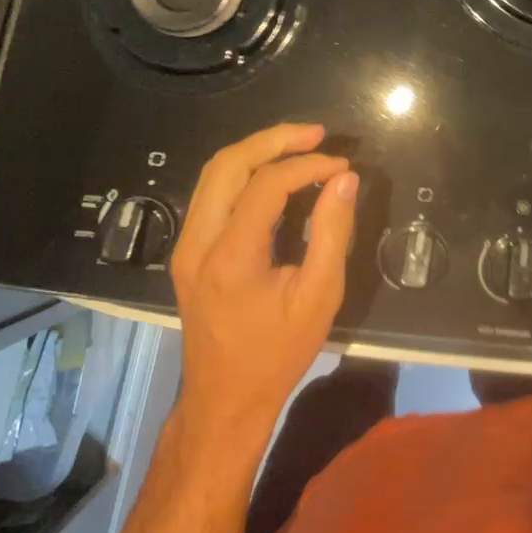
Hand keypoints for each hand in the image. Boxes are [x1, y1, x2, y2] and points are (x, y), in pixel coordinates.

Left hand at [171, 123, 357, 433]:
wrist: (225, 399)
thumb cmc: (278, 352)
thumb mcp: (319, 295)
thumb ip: (333, 232)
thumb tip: (345, 180)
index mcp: (230, 255)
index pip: (266, 185)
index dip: (307, 166)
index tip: (343, 167)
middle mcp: (198, 242)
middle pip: (227, 164)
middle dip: (274, 140)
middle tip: (318, 134)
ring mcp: (186, 246)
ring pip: (214, 174)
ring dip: (257, 152)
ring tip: (301, 145)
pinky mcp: (189, 252)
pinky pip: (212, 194)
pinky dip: (245, 173)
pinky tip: (277, 175)